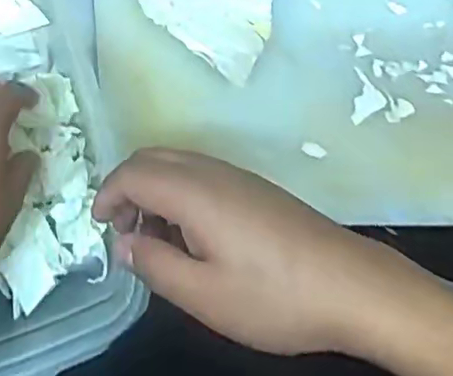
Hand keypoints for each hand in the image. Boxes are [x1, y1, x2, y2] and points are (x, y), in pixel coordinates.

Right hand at [92, 148, 438, 357]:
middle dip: (125, 187)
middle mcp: (207, 168)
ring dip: (151, 188)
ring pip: (173, 161)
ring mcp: (232, 173)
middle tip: (122, 230)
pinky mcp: (251, 185)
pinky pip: (196, 171)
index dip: (107, 195)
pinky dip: (175, 189)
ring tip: (154, 237)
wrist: (353, 286)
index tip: (98, 225)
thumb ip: (155, 266)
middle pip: (149, 158)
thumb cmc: (274, 295)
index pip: (131, 173)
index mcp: (190, 189)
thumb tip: (123, 244)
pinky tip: (191, 233)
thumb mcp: (206, 295)